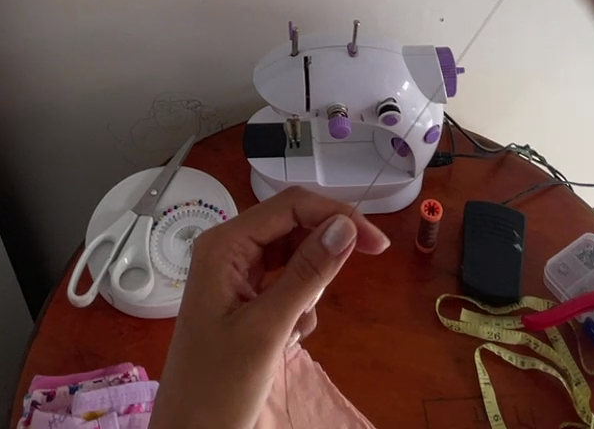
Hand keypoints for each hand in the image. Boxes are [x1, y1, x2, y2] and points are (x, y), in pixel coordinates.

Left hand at [150, 188, 389, 428]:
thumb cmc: (217, 387)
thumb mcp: (267, 329)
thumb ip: (307, 274)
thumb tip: (345, 226)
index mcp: (224, 244)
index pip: (290, 206)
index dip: (335, 215)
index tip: (376, 244)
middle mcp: (230, 248)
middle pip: (293, 227)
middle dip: (319, 258)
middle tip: (328, 297)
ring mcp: (237, 273)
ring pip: (294, 257)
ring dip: (308, 289)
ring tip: (293, 329)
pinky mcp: (246, 298)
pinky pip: (287, 284)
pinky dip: (299, 307)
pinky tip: (288, 338)